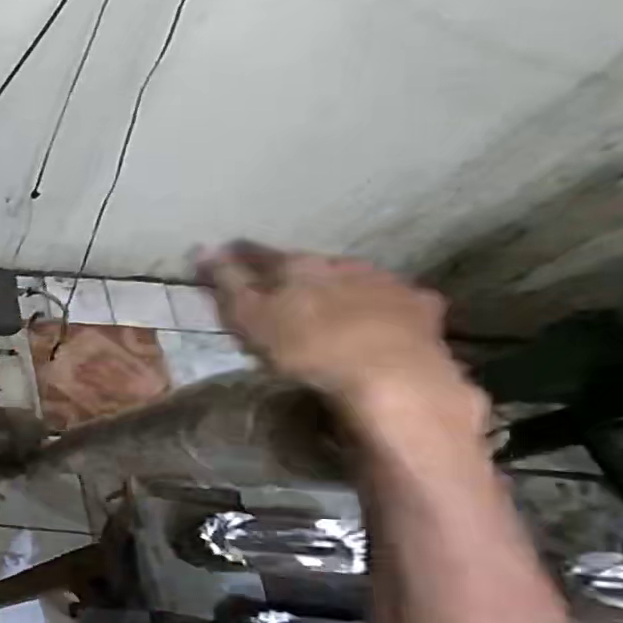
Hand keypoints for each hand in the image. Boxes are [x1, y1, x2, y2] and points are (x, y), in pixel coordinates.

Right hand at [198, 241, 473, 414]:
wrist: (390, 375)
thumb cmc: (305, 346)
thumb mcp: (249, 318)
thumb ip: (226, 283)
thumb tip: (202, 248)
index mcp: (298, 265)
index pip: (259, 253)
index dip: (238, 256)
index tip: (224, 257)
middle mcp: (342, 263)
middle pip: (310, 265)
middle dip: (294, 276)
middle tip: (280, 293)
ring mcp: (385, 281)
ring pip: (353, 278)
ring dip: (338, 288)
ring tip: (328, 310)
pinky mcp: (419, 306)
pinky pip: (392, 300)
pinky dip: (379, 306)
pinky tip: (377, 322)